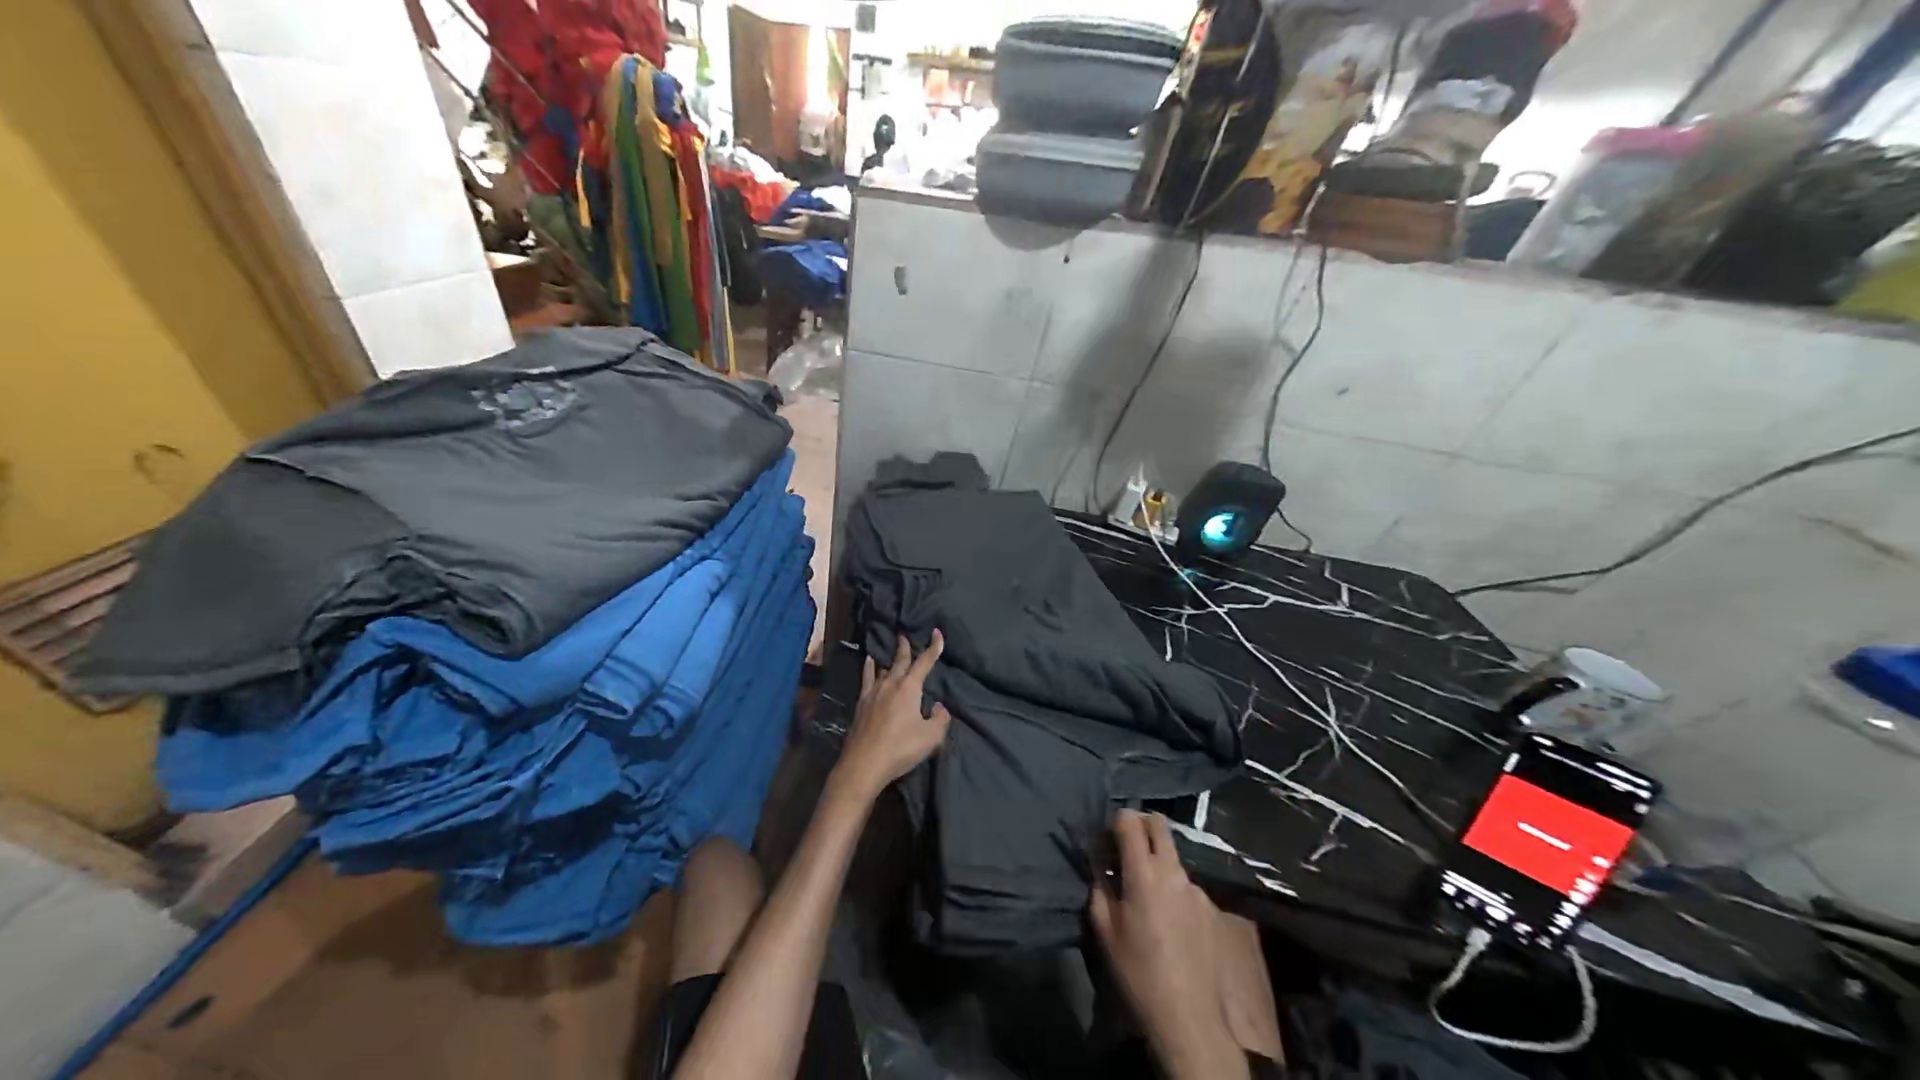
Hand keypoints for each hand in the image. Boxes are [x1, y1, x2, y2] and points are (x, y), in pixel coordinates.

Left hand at [833, 630, 952, 800]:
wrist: (864, 764)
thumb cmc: (901, 748)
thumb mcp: (931, 737)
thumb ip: (940, 719)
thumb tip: (939, 707)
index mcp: (909, 688)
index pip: (924, 662)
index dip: (933, 647)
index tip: (937, 633)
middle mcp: (890, 684)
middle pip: (900, 661)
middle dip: (905, 647)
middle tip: (904, 635)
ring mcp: (873, 692)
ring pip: (883, 668)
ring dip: (889, 658)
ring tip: (889, 649)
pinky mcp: (861, 703)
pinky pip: (867, 678)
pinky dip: (869, 667)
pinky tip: (868, 662)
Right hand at [1090, 811, 1247, 1079]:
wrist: (1189, 1015)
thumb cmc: (1137, 971)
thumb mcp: (1104, 928)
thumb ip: (1099, 883)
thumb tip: (1097, 857)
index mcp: (1143, 872)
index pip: (1130, 820)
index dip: (1116, 820)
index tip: (1107, 838)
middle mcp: (1173, 871)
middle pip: (1159, 824)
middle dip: (1140, 825)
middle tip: (1125, 848)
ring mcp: (1196, 888)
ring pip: (1173, 855)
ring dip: (1157, 860)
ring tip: (1146, 895)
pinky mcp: (1211, 907)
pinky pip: (1185, 884)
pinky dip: (1172, 888)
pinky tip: (1168, 921)